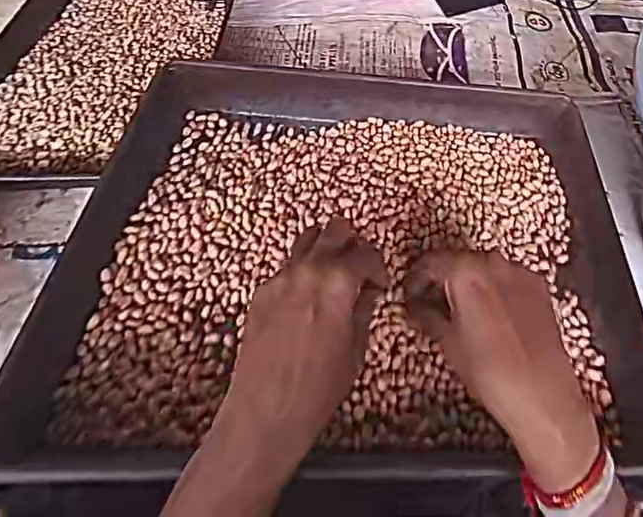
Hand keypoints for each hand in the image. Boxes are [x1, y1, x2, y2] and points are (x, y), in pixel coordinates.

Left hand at [163, 219, 388, 516]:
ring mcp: (282, 277)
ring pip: (308, 239)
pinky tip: (308, 297)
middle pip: (335, 230)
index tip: (379, 280)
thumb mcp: (354, 350)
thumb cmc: (314, 390)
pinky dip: (303, 271)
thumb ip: (364, 309)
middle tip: (359, 264)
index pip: (366, 254)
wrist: (265, 412)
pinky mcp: (263, 290)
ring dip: (326, 248)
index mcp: (337, 283)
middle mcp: (308, 270)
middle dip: (353, 242)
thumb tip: (368, 291)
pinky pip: (288, 266)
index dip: (379, 266)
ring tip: (334, 272)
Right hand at [407, 251, 599, 492]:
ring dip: (470, 283)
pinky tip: (491, 316)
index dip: (416, 278)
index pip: (431, 262)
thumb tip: (418, 307)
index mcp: (466, 271)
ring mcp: (519, 273)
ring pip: (484, 268)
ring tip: (462, 311)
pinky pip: (507, 279)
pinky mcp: (538, 286)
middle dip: (444, 279)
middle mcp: (493, 263)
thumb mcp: (449, 344)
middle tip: (431, 300)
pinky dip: (495, 290)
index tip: (412, 291)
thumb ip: (428, 315)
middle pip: (458, 261)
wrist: (544, 397)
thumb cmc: (495, 374)